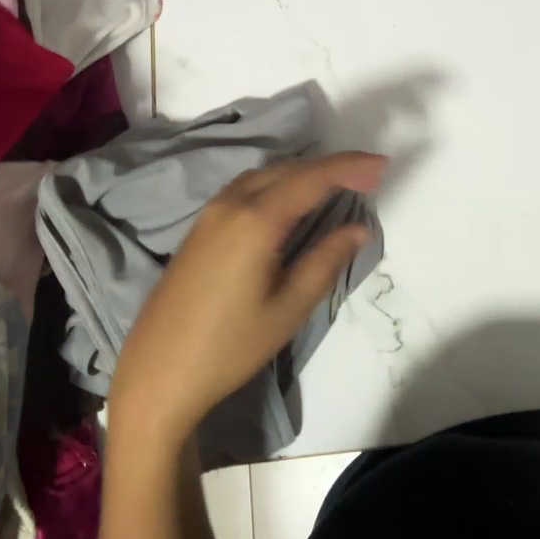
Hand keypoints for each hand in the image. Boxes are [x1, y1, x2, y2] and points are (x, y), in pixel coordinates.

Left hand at [107, 152, 385, 446]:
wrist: (157, 373)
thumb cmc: (229, 347)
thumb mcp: (287, 309)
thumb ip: (325, 261)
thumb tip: (358, 228)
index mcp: (256, 220)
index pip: (311, 178)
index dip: (349, 167)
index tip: (382, 165)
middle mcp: (230, 204)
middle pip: (288, 170)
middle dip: (330, 167)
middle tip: (369, 177)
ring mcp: (210, 213)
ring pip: (264, 176)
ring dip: (302, 173)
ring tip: (337, 185)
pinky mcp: (199, 228)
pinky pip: (245, 188)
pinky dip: (276, 184)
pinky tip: (290, 201)